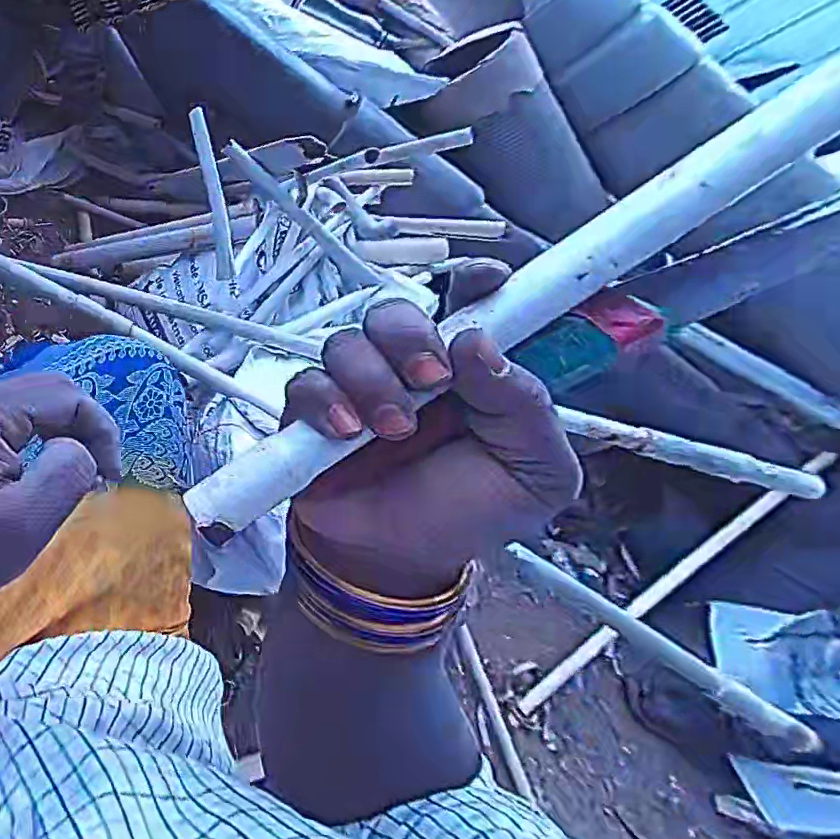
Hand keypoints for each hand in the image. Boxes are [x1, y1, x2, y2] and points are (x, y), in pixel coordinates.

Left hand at [0, 373, 121, 631]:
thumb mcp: (22, 525)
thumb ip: (63, 475)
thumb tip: (80, 448)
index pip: (67, 395)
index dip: (101, 430)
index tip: (110, 478)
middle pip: (53, 390)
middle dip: (86, 426)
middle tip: (99, 475)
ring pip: (37, 401)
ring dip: (66, 430)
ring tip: (78, 474)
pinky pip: (16, 416)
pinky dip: (43, 435)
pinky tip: (48, 468)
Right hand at [283, 262, 581, 596]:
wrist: (393, 557)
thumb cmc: (467, 512)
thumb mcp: (534, 473)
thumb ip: (523, 408)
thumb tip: (480, 345)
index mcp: (469, 374)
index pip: (471, 308)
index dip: (474, 284)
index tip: (484, 281)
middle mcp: (409, 370)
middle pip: (393, 312)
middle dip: (408, 336)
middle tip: (428, 380)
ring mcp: (355, 386)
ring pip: (345, 343)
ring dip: (369, 380)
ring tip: (390, 429)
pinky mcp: (311, 409)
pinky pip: (305, 382)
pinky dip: (325, 402)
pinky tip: (346, 433)